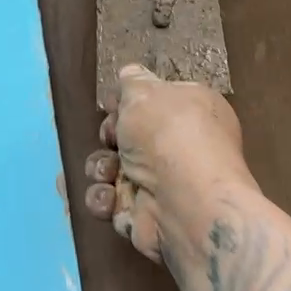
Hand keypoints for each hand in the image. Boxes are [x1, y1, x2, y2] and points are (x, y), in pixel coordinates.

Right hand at [83, 64, 256, 263]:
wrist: (186, 204)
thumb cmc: (169, 135)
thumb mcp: (145, 92)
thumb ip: (132, 81)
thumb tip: (129, 74)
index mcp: (190, 113)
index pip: (152, 104)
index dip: (127, 104)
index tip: (114, 107)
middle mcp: (178, 149)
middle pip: (126, 138)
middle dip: (109, 137)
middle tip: (112, 140)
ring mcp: (160, 185)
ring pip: (111, 171)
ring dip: (100, 169)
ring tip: (108, 174)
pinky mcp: (142, 216)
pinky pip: (109, 203)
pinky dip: (102, 200)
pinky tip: (109, 198)